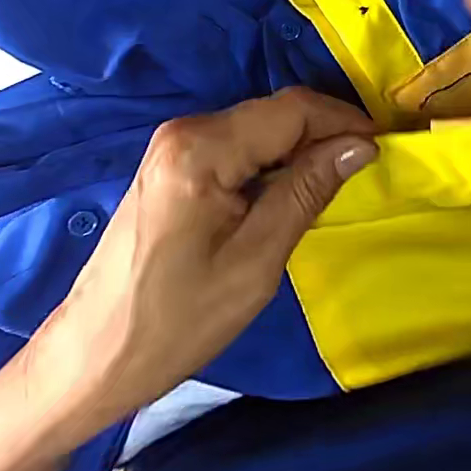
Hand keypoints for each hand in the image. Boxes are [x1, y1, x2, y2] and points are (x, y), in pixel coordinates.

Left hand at [10, 88, 379, 443]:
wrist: (90, 360)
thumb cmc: (177, 320)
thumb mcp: (258, 259)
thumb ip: (309, 190)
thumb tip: (362, 144)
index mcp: (202, 149)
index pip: (294, 109)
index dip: (344, 121)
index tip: (380, 150)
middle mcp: (186, 131)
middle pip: (279, 111)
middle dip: (328, 133)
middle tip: (363, 168)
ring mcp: (177, 144)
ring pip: (265, 124)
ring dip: (306, 145)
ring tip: (336, 179)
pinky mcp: (176, 162)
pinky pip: (244, 141)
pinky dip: (279, 156)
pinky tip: (294, 186)